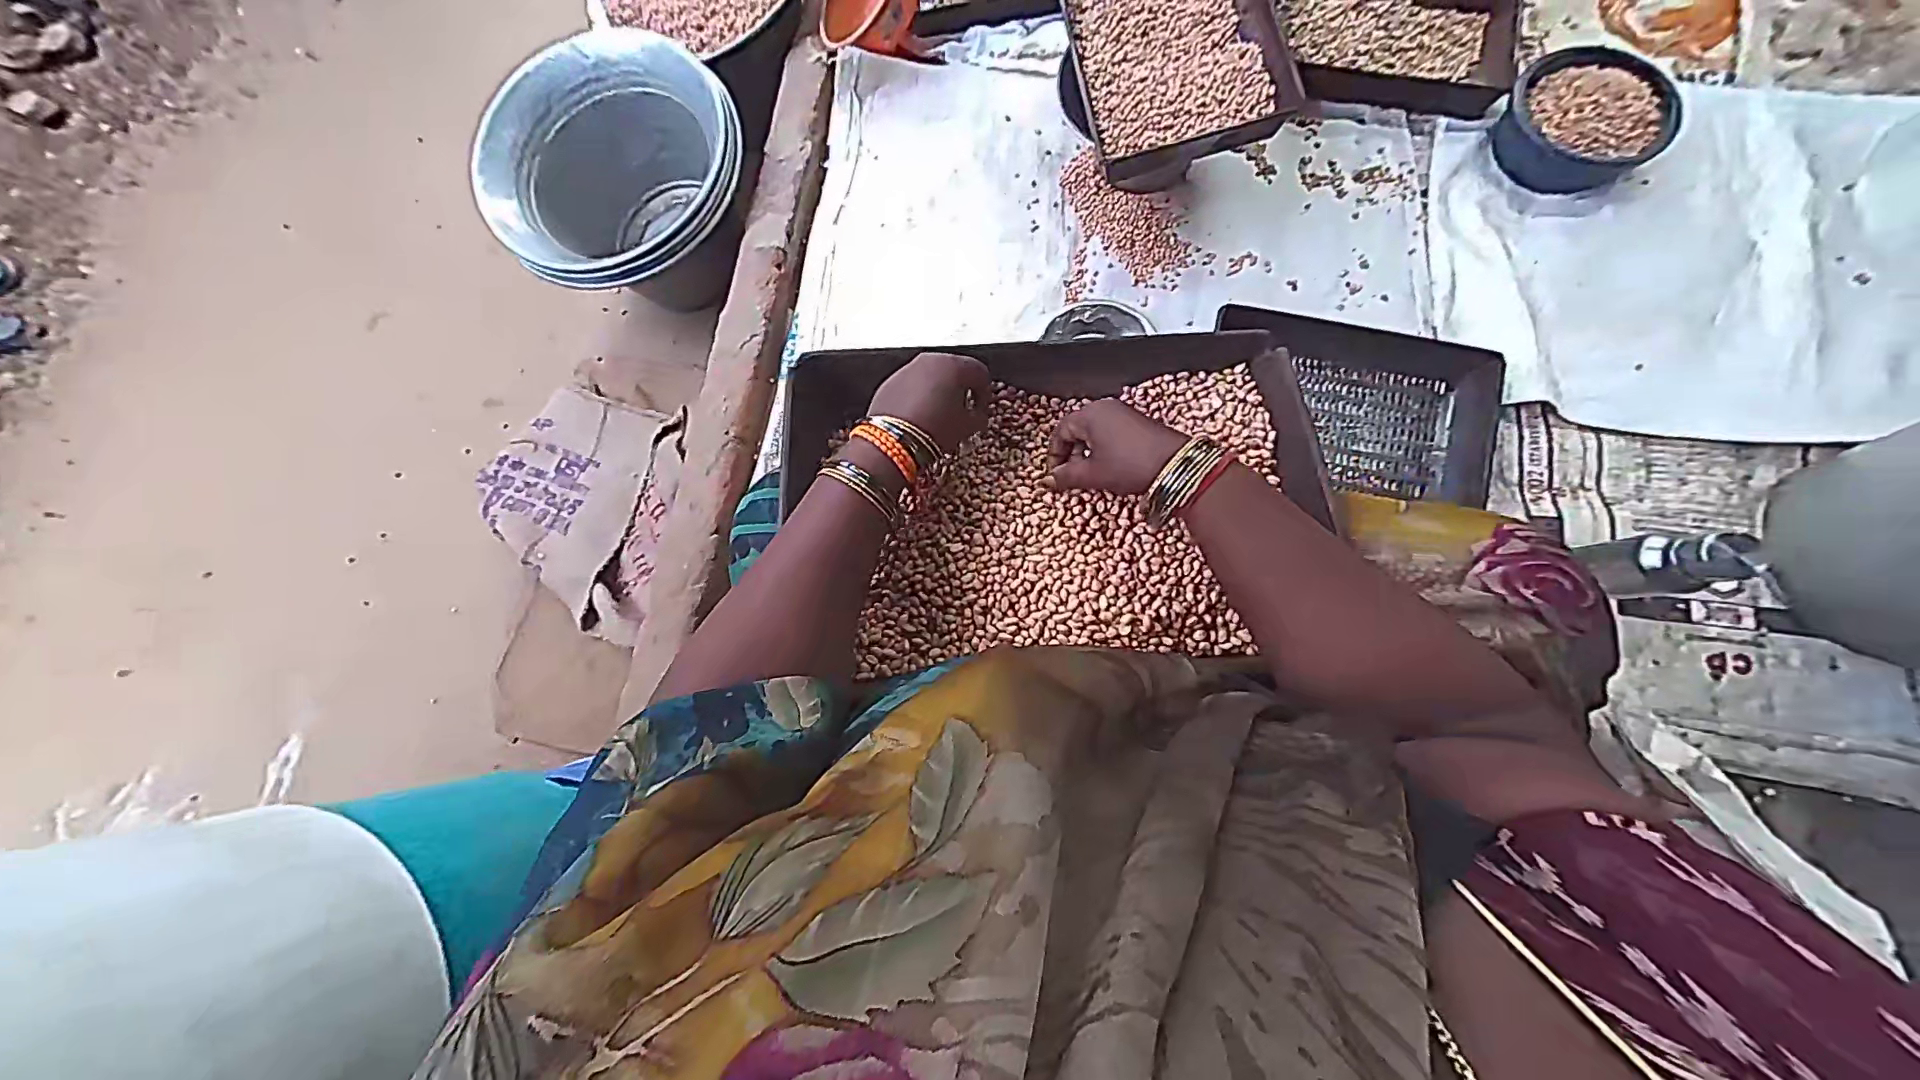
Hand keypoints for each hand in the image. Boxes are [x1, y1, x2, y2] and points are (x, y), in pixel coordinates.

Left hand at [867, 352, 990, 453]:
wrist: (894, 440)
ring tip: (939, 417)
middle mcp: (930, 360)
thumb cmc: (935, 430)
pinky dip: (917, 398)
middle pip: (953, 371)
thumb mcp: (967, 427)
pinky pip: (910, 387)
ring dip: (938, 393)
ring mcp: (907, 369)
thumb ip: (978, 416)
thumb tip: (977, 416)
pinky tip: (919, 418)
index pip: (979, 372)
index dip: (984, 393)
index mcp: (954, 366)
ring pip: (930, 377)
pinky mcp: (890, 383)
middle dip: (959, 391)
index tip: (981, 410)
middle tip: (961, 412)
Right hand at [1048, 399, 1187, 494]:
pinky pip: (1109, 433)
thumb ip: (1065, 476)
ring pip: (1093, 432)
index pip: (1060, 432)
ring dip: (1086, 453)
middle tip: (1069, 475)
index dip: (1054, 455)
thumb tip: (1050, 479)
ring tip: (1089, 473)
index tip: (1054, 473)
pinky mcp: (1136, 423)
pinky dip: (1102, 449)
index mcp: (1090, 414)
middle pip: (1076, 429)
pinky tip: (1108, 467)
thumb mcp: (1092, 474)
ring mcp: (1123, 414)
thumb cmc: (1132, 465)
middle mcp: (1106, 408)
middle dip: (1070, 454)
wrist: (1174, 466)